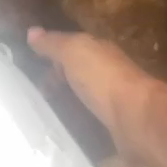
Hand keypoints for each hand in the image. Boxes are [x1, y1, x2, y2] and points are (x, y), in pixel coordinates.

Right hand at [27, 27, 166, 155]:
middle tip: (33, 96)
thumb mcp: (73, 52)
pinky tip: (63, 135)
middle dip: (58, 81)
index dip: (53, 55)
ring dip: (68, 104)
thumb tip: (31, 31)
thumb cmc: (102, 78)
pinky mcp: (113, 127)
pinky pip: (90, 123)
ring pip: (84, 99)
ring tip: (41, 118)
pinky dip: (78, 126)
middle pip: (79, 74)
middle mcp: (107, 73)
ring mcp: (113, 101)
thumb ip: (53, 43)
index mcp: (99, 51)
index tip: (32, 69)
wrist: (134, 117)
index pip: (73, 48)